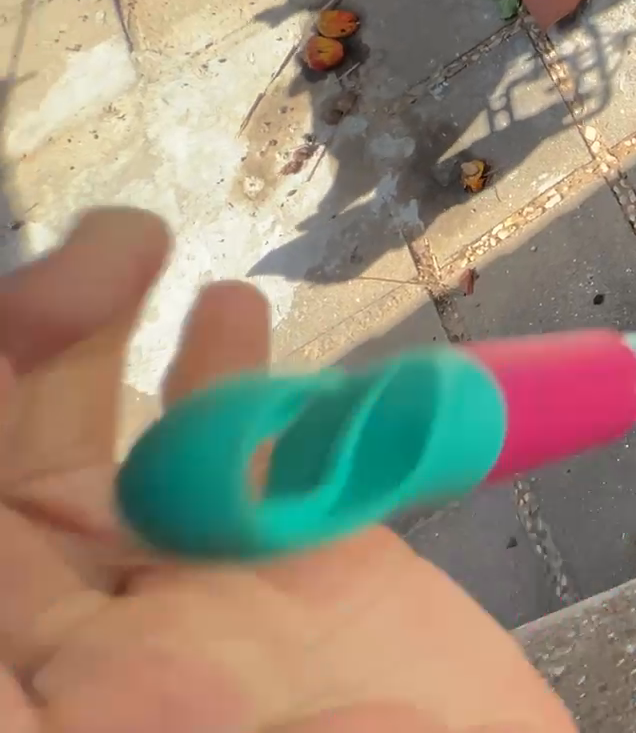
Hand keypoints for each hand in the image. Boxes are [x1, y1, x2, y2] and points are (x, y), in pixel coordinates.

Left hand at [1, 209, 572, 732]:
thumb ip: (17, 685)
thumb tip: (6, 539)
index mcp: (4, 683)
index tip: (49, 313)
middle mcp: (64, 624)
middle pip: (7, 463)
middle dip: (31, 343)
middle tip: (113, 252)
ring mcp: (193, 580)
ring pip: (114, 445)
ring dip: (109, 341)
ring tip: (142, 251)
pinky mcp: (305, 547)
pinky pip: (252, 451)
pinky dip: (232, 376)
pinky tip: (231, 314)